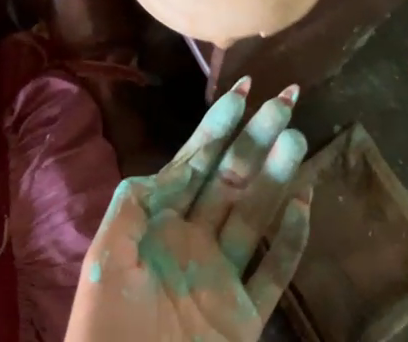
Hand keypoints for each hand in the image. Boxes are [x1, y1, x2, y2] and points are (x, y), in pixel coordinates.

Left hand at [64, 79, 312, 341]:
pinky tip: (303, 203)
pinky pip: (274, 271)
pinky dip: (291, 239)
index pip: (195, 162)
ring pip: (257, 215)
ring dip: (278, 175)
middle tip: (286, 99)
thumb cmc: (104, 327)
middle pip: (233, 179)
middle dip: (257, 137)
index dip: (217, 125)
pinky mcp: (245, 316)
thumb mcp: (104, 258)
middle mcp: (196, 241)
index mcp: (160, 224)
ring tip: (297, 137)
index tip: (243, 89)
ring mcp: (223, 277)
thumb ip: (134, 204)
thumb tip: (172, 167)